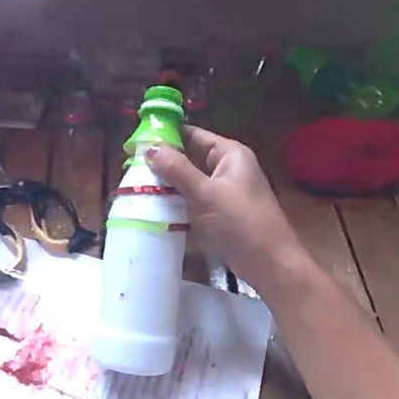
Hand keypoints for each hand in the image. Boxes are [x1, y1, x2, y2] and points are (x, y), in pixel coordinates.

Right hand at [145, 126, 311, 290]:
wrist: (268, 263)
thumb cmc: (241, 222)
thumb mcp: (206, 193)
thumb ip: (177, 169)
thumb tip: (149, 148)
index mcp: (230, 154)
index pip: (193, 134)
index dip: (167, 134)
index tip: (136, 140)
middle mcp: (226, 168)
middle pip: (188, 156)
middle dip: (161, 160)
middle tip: (129, 164)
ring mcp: (221, 190)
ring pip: (187, 179)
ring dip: (165, 182)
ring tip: (133, 182)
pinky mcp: (216, 211)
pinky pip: (189, 198)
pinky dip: (173, 199)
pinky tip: (150, 203)